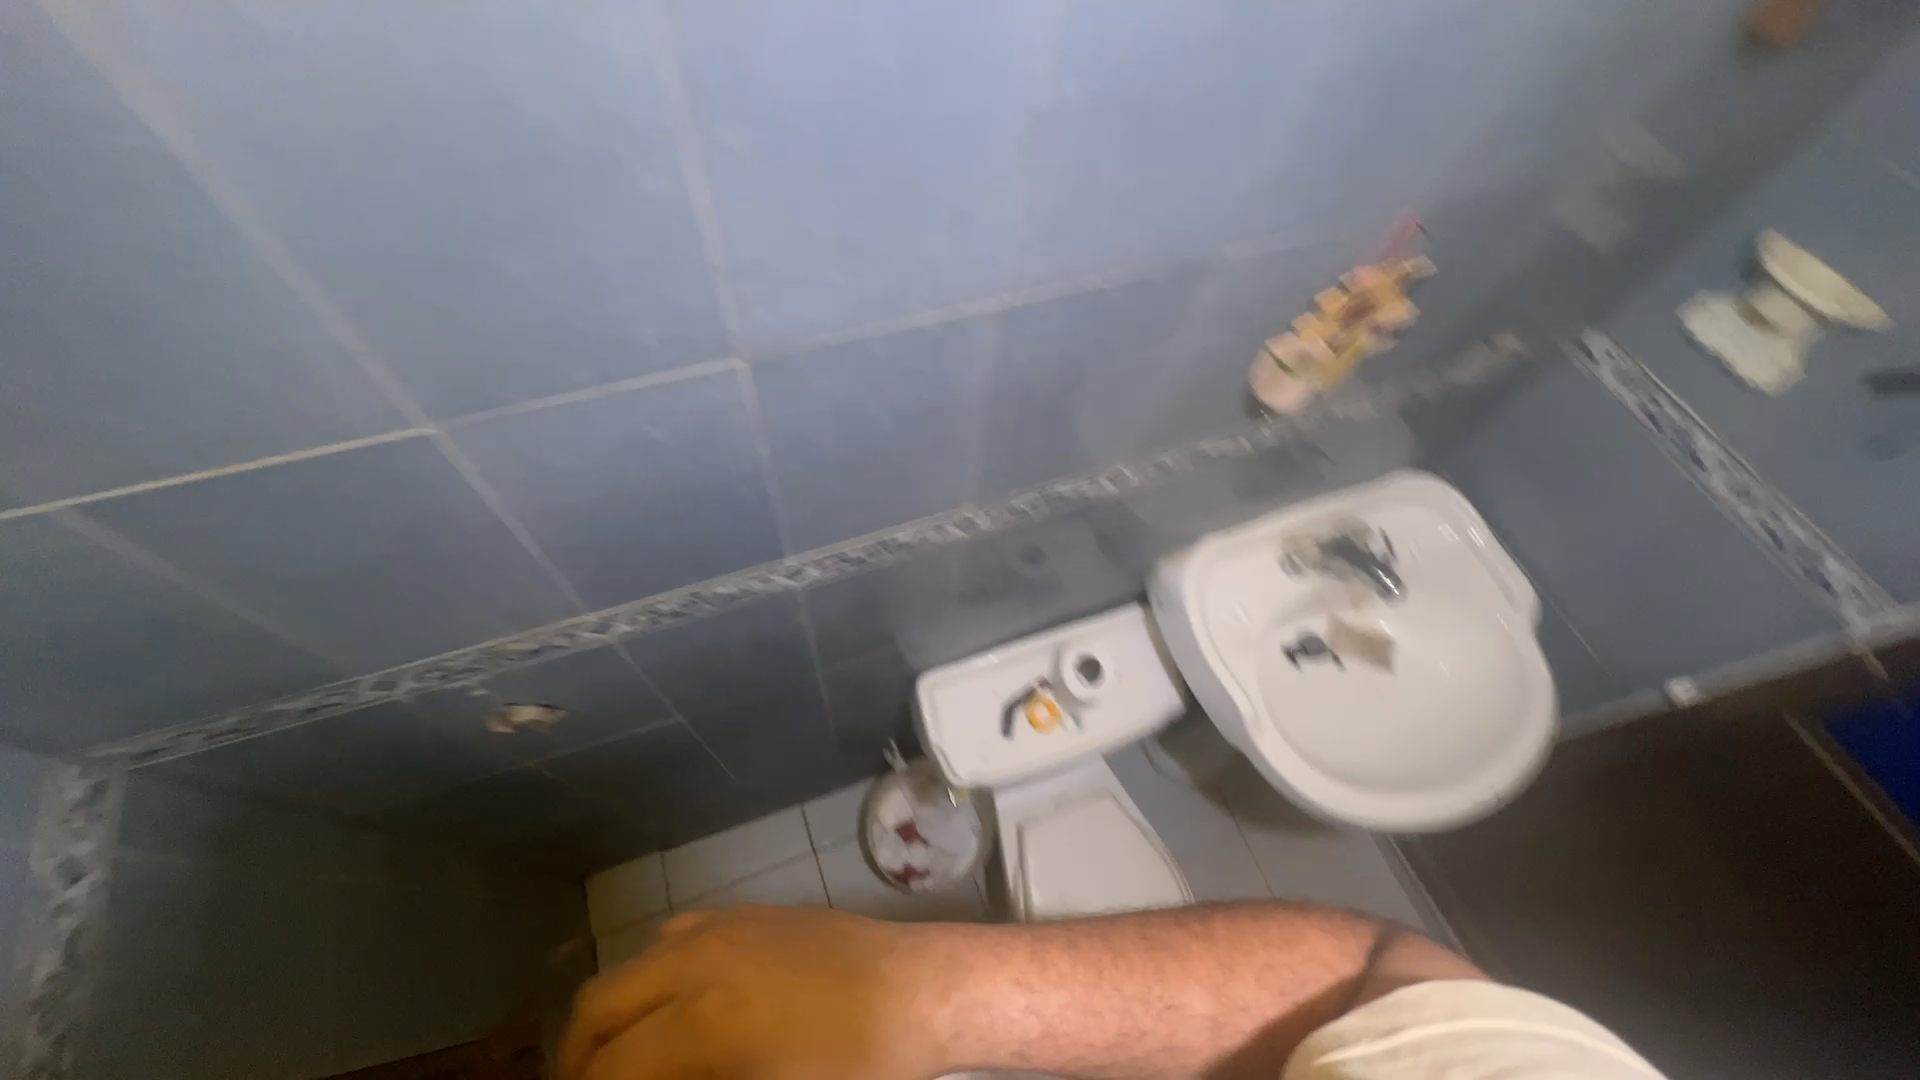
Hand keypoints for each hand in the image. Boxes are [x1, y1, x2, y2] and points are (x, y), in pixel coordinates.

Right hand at [557, 905, 955, 1079]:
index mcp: (701, 1016)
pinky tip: (676, 1008)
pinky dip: (656, 975)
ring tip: (628, 1057)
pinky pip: (675, 936)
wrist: (916, 989)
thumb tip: (653, 1076)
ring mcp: (724, 924)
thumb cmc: (853, 1065)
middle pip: (599, 1005)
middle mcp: (699, 957)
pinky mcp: (749, 912)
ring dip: (617, 1012)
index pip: (607, 1068)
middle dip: (583, 1057)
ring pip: (634, 964)